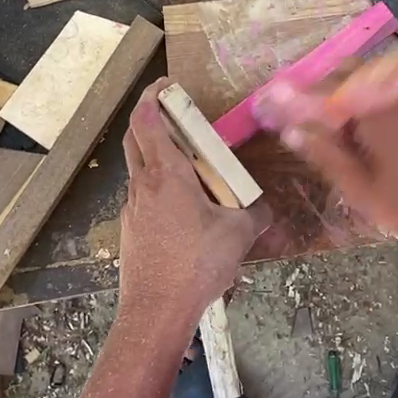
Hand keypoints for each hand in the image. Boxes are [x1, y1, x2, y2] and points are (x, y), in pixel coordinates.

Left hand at [118, 79, 271, 321]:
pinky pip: (141, 194)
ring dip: (154, 153)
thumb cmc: (196, 264)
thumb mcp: (238, 235)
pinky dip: (155, 184)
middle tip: (175, 114)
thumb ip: (257, 214)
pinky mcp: (130, 229)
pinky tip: (181, 206)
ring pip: (137, 166)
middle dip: (149, 117)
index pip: (147, 119)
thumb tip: (268, 207)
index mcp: (166, 173)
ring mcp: (131, 207)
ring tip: (187, 163)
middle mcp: (143, 183)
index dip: (153, 96)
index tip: (166, 84)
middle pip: (134, 136)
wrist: (156, 312)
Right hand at [283, 49, 397, 250]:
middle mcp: (386, 87)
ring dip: (333, 84)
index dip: (287, 98)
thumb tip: (290, 132)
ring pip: (358, 71)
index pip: (316, 95)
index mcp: (369, 107)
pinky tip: (350, 107)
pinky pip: (379, 76)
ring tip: (313, 109)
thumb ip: (325, 155)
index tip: (263, 99)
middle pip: (337, 73)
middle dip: (310, 85)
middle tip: (287, 105)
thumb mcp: (363, 188)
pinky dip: (357, 85)